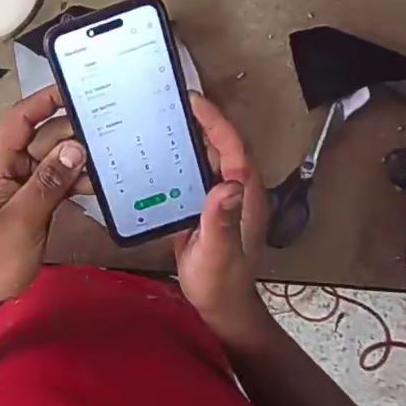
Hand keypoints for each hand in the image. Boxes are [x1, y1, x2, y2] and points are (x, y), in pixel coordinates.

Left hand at [0, 85, 87, 309]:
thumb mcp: (23, 218)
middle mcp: (10, 168)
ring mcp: (24, 184)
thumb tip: (74, 149)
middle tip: (106, 127)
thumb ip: (48, 182)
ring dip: (78, 157)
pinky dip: (77, 179)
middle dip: (72, 131)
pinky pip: (59, 179)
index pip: (20, 121)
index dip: (44, 101)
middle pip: (43, 137)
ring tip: (109, 154)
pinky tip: (99, 181)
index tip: (73, 89)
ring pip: (55, 158)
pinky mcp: (37, 199)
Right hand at [173, 93, 272, 344]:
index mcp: (245, 195)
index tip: (194, 101)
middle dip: (202, 122)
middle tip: (170, 104)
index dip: (216, 122)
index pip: (235, 148)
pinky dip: (182, 161)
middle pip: (223, 146)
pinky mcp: (207, 207)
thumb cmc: (221, 281)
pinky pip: (197, 175)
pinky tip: (159, 156)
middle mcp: (237, 191)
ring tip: (161, 121)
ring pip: (210, 159)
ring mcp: (222, 199)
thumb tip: (229, 184)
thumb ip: (222, 220)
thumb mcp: (219, 252)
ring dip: (191, 139)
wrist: (220, 304)